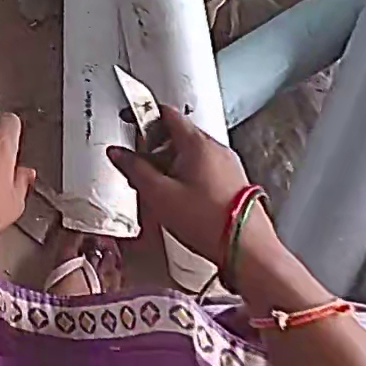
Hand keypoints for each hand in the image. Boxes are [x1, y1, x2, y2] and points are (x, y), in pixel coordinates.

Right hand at [107, 105, 265, 264]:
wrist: (247, 250)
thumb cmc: (206, 221)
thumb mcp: (157, 193)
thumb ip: (134, 168)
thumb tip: (118, 153)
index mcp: (197, 144)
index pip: (167, 114)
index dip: (143, 115)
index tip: (129, 120)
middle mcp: (216, 149)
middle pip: (177, 133)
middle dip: (152, 144)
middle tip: (135, 161)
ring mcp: (227, 165)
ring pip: (188, 151)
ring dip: (166, 161)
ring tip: (153, 184)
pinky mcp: (231, 182)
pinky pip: (201, 167)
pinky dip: (183, 173)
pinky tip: (174, 195)